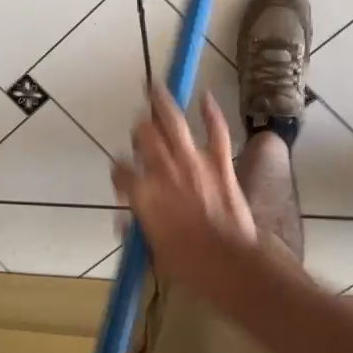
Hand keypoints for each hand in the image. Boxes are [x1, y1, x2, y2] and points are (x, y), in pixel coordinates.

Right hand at [113, 83, 255, 281]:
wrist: (233, 264)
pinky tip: (205, 96)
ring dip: (162, 103)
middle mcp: (163, 170)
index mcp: (143, 194)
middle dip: (139, 132)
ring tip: (156, 87)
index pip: (121, 172)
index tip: (121, 174)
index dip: (119, 172)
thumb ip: (139, 229)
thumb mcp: (155, 251)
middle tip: (139, 128)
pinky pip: (216, 131)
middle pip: (143, 138)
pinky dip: (210, 112)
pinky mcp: (220, 162)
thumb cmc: (191, 265)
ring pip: (173, 123)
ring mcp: (193, 162)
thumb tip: (125, 222)